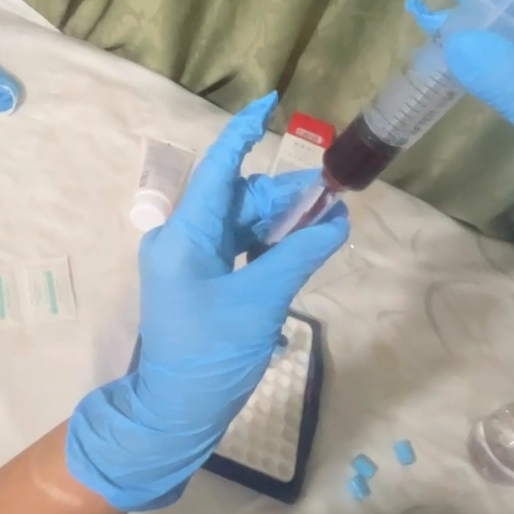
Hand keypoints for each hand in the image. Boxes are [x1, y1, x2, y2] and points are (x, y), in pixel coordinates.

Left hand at [65, 93, 349, 510]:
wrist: (176, 410)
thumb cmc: (211, 355)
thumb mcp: (261, 303)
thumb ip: (298, 255)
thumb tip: (338, 219)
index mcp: (184, 234)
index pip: (217, 169)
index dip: (243, 132)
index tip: (270, 102)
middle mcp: (180, 235)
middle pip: (235, 196)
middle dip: (281, 195)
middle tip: (330, 200)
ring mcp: (186, 255)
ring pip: (238, 220)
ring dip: (278, 220)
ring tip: (323, 225)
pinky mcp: (196, 273)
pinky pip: (234, 243)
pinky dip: (265, 242)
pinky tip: (297, 247)